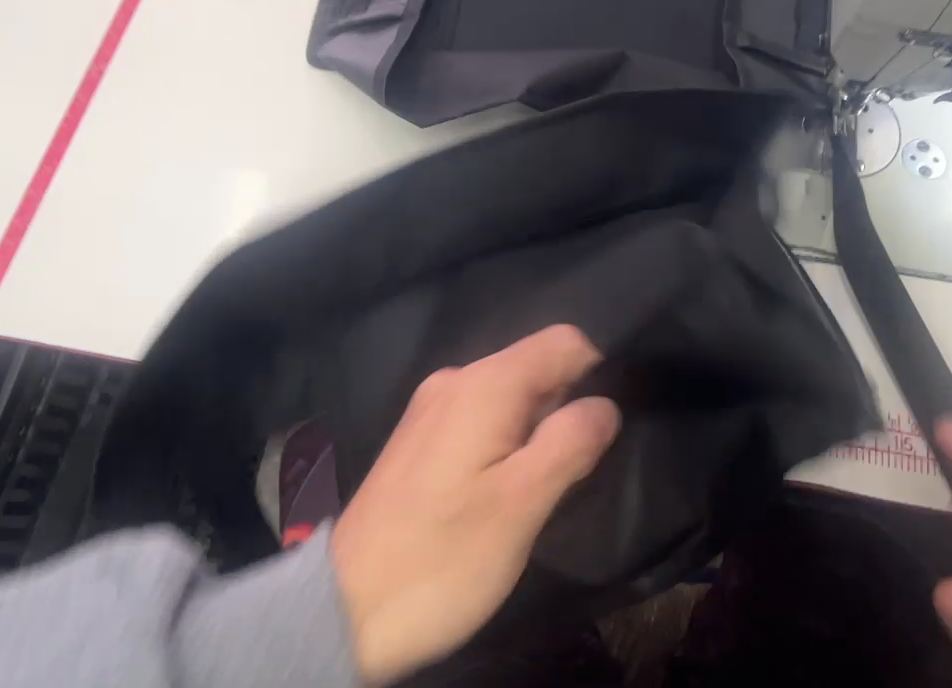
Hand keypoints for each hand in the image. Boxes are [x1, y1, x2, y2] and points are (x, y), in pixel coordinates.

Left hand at [331, 324, 620, 684]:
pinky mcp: (419, 439)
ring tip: (540, 487)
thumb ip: (569, 443)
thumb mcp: (521, 504)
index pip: (563, 341)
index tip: (606, 428)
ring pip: (509, 395)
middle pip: (535, 366)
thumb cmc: (442, 557)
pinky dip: (505, 441)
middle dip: (566, 406)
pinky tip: (501, 490)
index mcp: (483, 384)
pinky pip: (480, 417)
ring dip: (536, 429)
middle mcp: (455, 380)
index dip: (597, 373)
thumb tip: (606, 404)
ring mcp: (431, 408)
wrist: (345, 610)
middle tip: (576, 470)